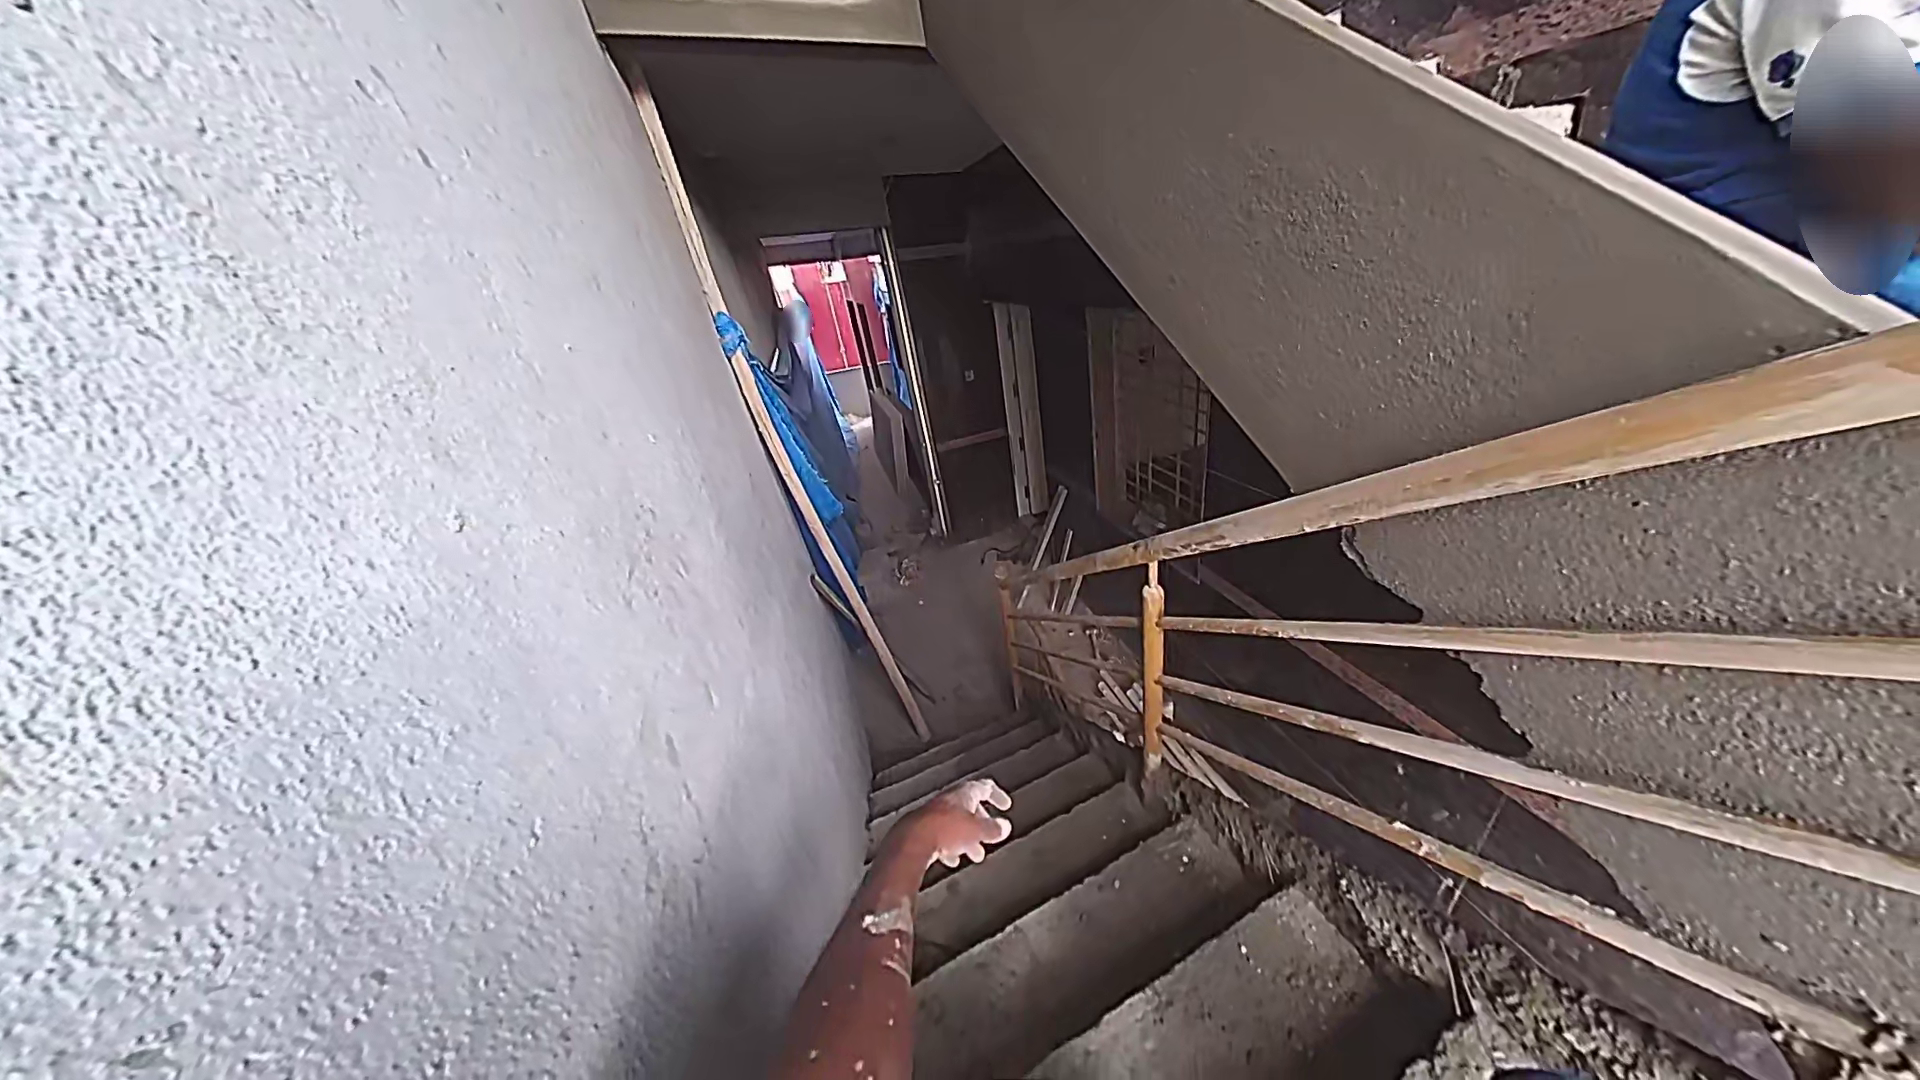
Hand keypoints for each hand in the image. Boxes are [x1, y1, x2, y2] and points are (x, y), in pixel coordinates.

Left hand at [900, 778, 1013, 867]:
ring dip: (967, 838)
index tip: (1005, 805)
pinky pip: (941, 835)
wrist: (913, 840)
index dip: (997, 795)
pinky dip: (950, 846)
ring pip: (956, 824)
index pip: (984, 787)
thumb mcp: (977, 831)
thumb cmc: (948, 830)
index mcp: (963, 794)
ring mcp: (933, 813)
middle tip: (990, 837)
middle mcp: (948, 799)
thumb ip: (993, 829)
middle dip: (982, 824)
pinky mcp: (922, 829)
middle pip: (970, 807)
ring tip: (975, 855)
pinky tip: (952, 859)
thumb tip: (1005, 827)